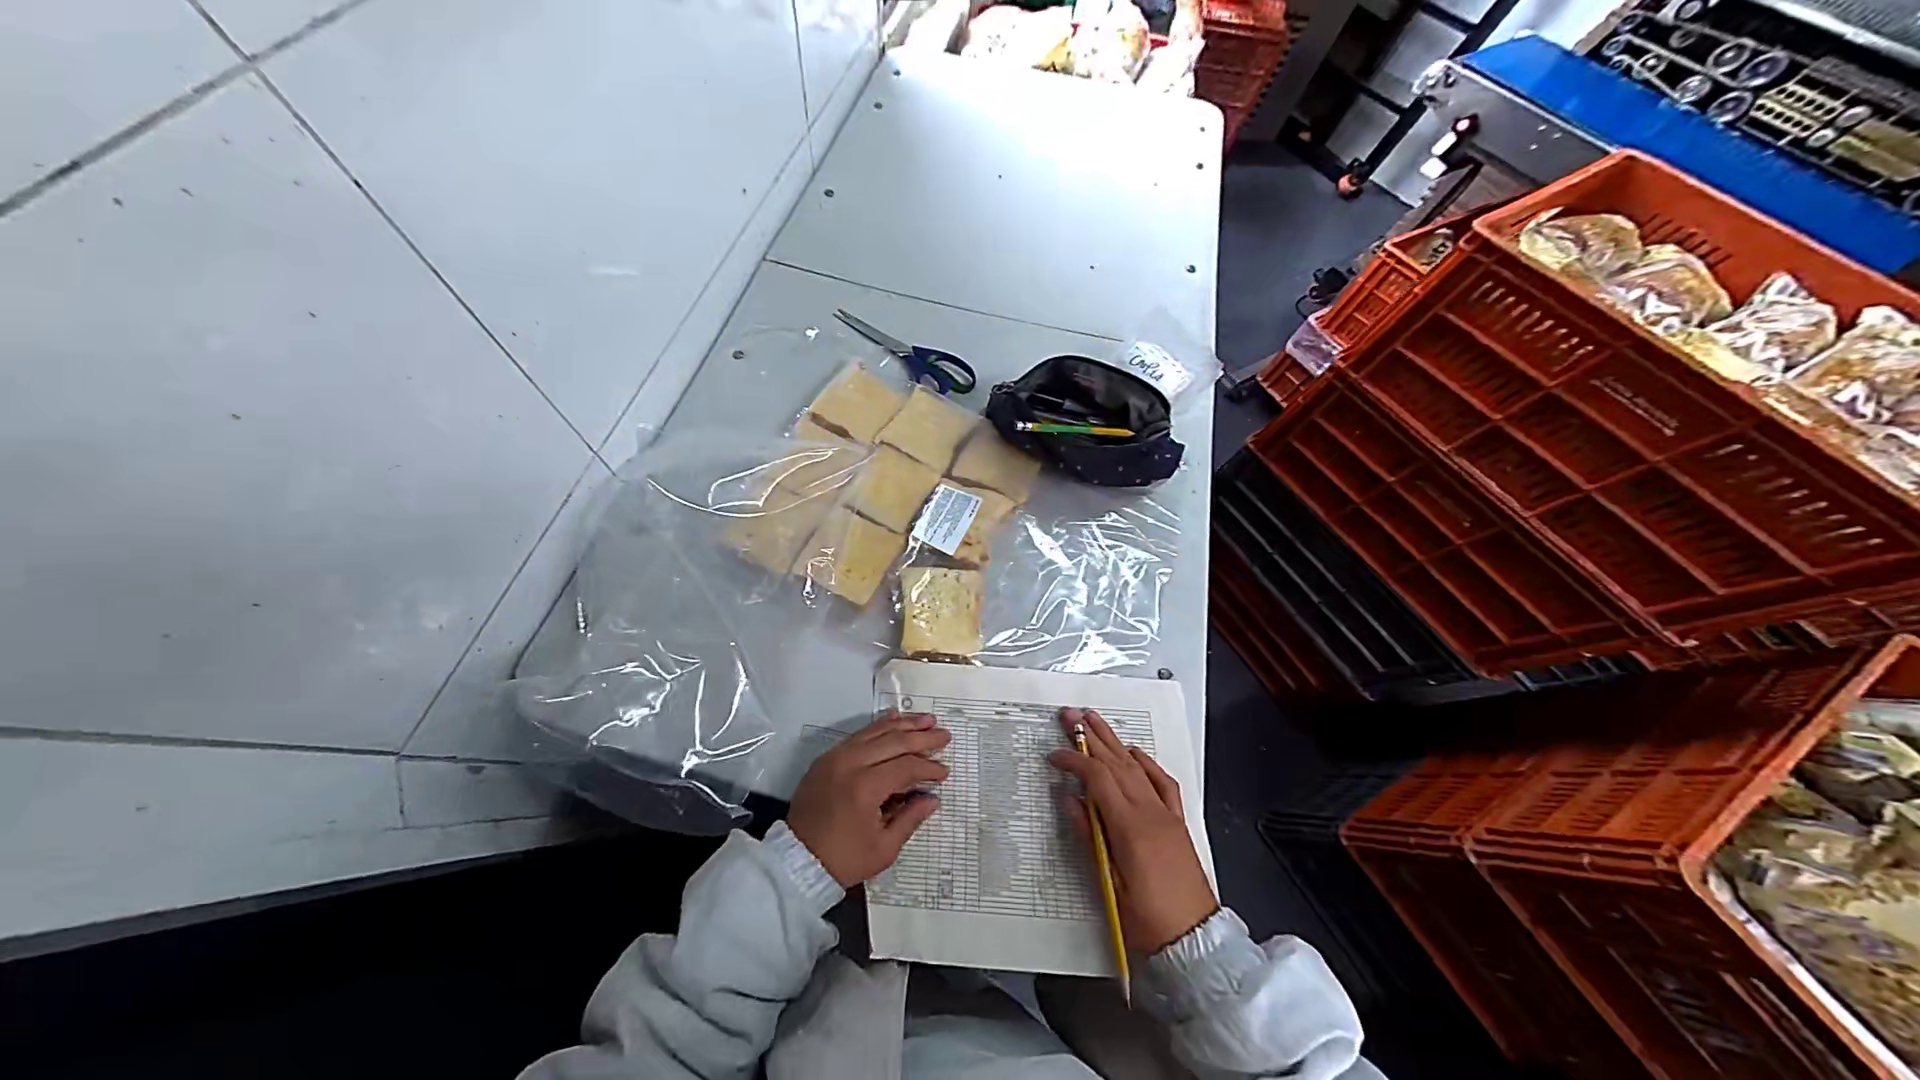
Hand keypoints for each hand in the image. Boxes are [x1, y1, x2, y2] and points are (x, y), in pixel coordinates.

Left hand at [788, 710, 949, 886]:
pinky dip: (878, 726)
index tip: (944, 773)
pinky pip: (857, 735)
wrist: (797, 861)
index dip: (928, 768)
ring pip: (875, 731)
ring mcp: (835, 757)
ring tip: (926, 720)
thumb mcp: (884, 848)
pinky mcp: (826, 758)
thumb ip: (911, 818)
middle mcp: (849, 764)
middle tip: (944, 735)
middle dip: (922, 737)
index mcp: (864, 787)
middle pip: (893, 741)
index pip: (906, 767)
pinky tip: (894, 718)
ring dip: (903, 724)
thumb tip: (933, 798)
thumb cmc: (843, 859)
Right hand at [1048, 707, 1216, 953]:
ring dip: (1114, 741)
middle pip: (1116, 763)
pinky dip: (1146, 763)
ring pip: (1137, 767)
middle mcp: (1150, 812)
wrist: (1196, 941)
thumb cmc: (1147, 920)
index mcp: (1130, 826)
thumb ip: (1088, 836)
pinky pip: (1162, 783)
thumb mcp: (1108, 883)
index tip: (1053, 756)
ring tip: (1095, 720)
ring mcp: (1166, 814)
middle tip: (1069, 714)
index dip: (1074, 761)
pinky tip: (1134, 752)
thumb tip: (1068, 798)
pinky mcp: (1177, 823)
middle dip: (1090, 736)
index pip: (1097, 778)